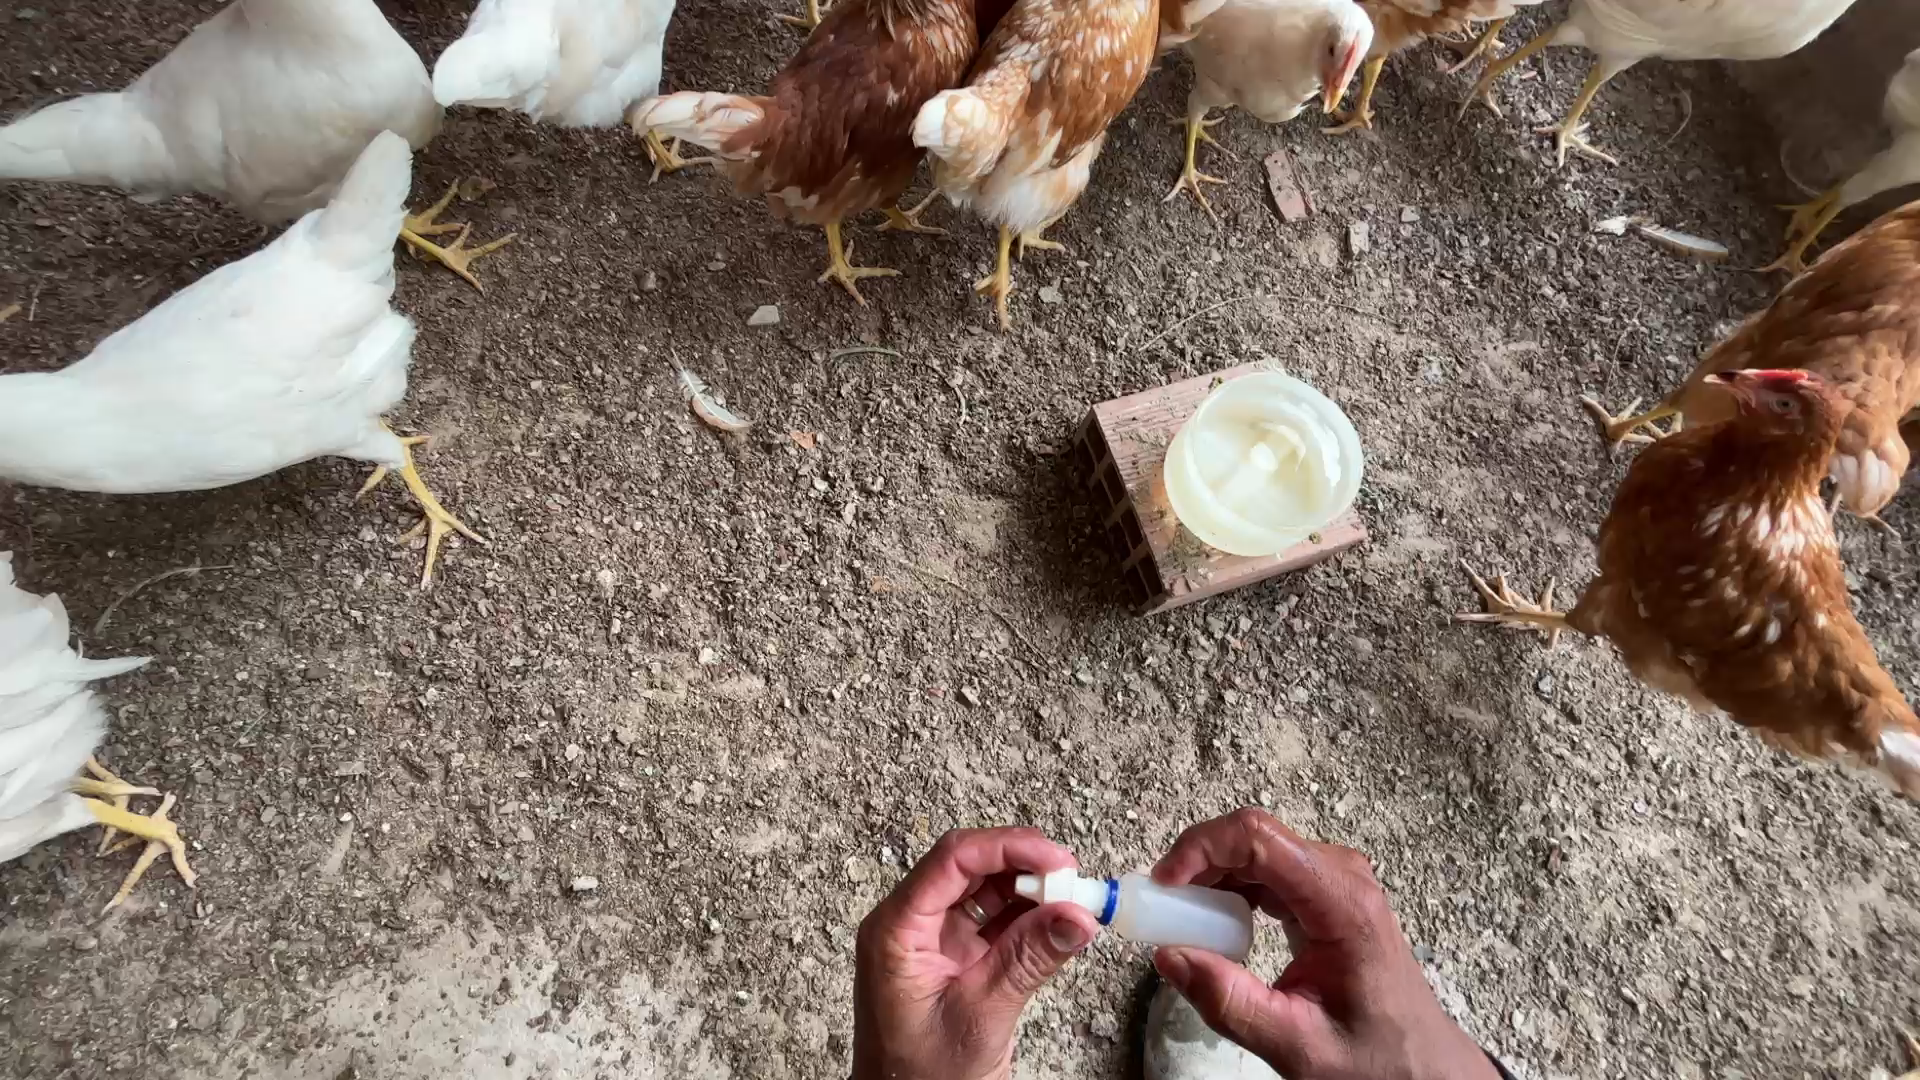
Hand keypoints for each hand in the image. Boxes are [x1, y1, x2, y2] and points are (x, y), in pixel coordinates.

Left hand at [852, 827, 1102, 1079]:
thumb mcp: (980, 1018)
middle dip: (1022, 862)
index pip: (952, 860)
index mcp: (896, 928)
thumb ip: (1028, 960)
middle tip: (1071, 876)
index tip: (1055, 857)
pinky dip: (1026, 914)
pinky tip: (1056, 917)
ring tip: (1071, 896)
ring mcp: (933, 935)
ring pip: (984, 886)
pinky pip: (992, 917)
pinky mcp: (954, 952)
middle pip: (969, 865)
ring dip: (1029, 886)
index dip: (1006, 847)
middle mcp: (911, 920)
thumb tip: (1076, 914)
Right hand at [1151, 809, 1500, 1079]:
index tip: (1164, 885)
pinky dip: (1228, 882)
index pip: (1257, 838)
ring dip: (1209, 871)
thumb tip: (1166, 955)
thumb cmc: (1374, 1060)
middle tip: (1164, 904)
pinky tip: (1214, 917)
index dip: (1201, 848)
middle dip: (1197, 861)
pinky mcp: (1321, 886)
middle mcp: (1339, 872)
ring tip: (1183, 914)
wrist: (1427, 1070)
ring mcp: (1332, 875)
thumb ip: (1231, 1003)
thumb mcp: (1299, 1047)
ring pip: (1251, 844)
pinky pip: (1262, 864)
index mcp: (1341, 902)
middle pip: (1250, 834)